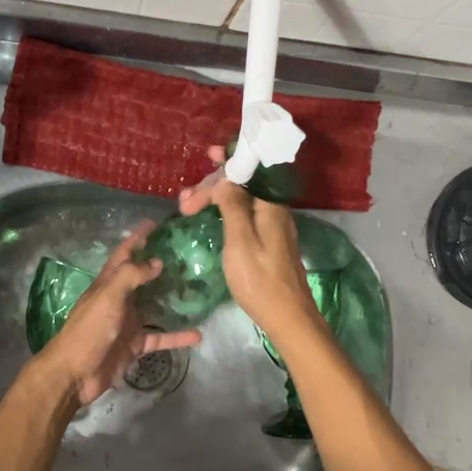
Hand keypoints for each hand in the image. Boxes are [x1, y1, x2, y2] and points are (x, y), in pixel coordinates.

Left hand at [32, 222, 201, 405]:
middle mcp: (118, 300)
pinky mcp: (134, 345)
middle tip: (187, 255)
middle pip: (141, 278)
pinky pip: (160, 337)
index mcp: (107, 284)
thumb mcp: (108, 297)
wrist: (75, 374)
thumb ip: (131, 276)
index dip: (137, 238)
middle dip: (160, 265)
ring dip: (172, 299)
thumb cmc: (89, 331)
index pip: (123, 254)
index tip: (155, 224)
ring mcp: (126, 323)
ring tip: (197, 289)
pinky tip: (197, 335)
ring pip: (154, 307)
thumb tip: (156, 262)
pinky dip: (177, 336)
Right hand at [179, 146, 319, 343]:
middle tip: (184, 201)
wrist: (287, 316)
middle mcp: (275, 209)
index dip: (229, 159)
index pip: (250, 169)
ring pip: (243, 199)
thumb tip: (227, 178)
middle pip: (244, 184)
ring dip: (216, 198)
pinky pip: (245, 214)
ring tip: (188, 208)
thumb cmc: (260, 280)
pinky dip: (225, 211)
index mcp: (270, 205)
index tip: (208, 154)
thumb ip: (233, 205)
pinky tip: (211, 216)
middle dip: (213, 185)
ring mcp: (273, 225)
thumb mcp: (240, 241)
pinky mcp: (269, 240)